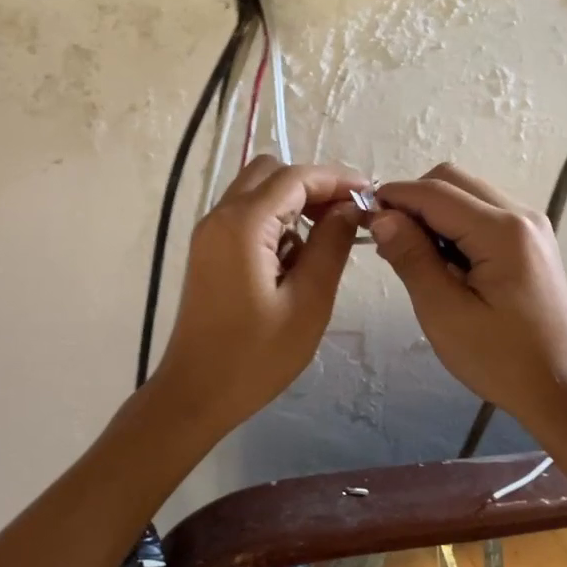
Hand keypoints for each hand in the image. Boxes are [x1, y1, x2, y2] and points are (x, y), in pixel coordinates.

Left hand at [155, 156, 365, 432]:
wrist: (196, 393)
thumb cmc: (255, 356)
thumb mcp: (308, 303)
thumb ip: (331, 246)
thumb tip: (349, 208)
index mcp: (243, 225)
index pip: (295, 177)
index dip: (336, 179)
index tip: (370, 195)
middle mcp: (219, 217)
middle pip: (270, 173)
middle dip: (312, 186)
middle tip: (345, 218)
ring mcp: (209, 234)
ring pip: (256, 192)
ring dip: (292, 204)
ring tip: (325, 244)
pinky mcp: (207, 252)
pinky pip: (244, 217)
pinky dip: (273, 222)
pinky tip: (294, 261)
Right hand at [370, 164, 566, 424]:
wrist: (559, 389)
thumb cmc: (499, 359)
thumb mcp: (443, 312)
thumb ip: (411, 258)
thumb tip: (381, 216)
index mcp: (502, 231)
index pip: (434, 192)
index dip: (392, 198)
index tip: (361, 219)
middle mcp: (521, 215)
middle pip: (452, 180)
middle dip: (412, 201)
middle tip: (388, 243)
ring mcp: (530, 226)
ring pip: (466, 193)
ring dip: (432, 213)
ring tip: (412, 257)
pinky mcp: (529, 242)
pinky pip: (482, 213)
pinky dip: (453, 225)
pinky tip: (440, 262)